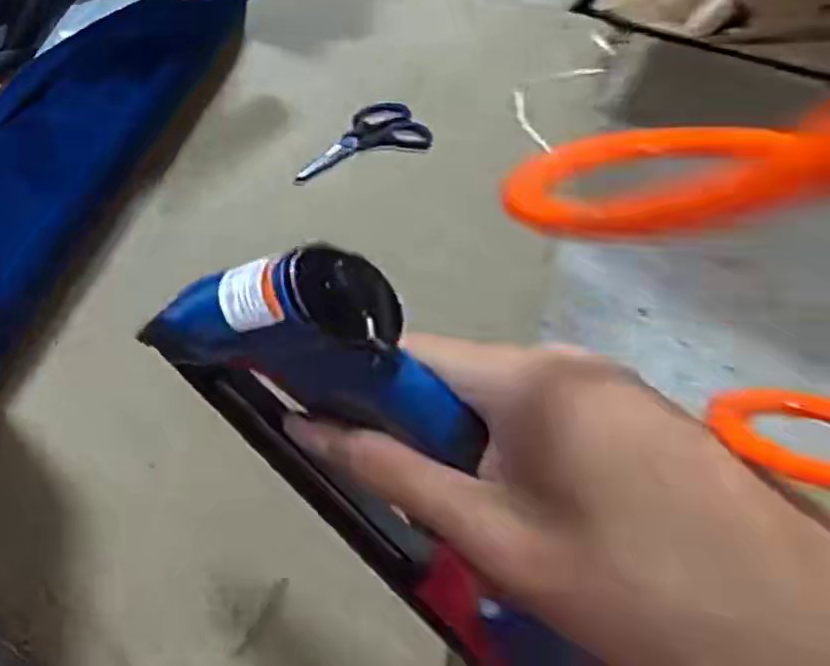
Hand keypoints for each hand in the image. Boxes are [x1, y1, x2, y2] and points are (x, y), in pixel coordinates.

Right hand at [287, 336, 829, 665]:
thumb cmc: (645, 593)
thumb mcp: (495, 539)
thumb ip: (386, 470)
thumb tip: (299, 424)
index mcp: (530, 375)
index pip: (401, 353)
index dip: (354, 385)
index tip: (333, 427)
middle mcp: (568, 362)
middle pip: (447, 380)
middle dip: (421, 435)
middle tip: (433, 502)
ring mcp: (614, 389)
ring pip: (492, 404)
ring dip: (468, 452)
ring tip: (496, 521)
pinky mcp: (646, 421)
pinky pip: (542, 420)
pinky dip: (517, 458)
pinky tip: (548, 517)